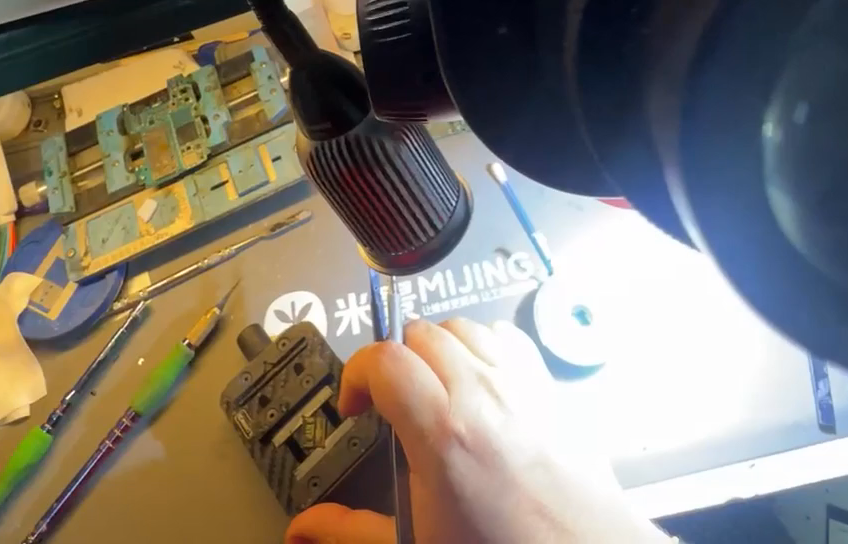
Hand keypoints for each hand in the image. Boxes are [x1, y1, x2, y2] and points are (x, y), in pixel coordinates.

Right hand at [285, 318, 666, 543]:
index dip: (357, 372)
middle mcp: (481, 392)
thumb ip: (352, 531)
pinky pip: (504, 335)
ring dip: (436, 348)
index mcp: (443, 431)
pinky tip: (477, 380)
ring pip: (460, 325)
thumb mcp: (415, 543)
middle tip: (391, 402)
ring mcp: (518, 382)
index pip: (383, 359)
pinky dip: (482, 344)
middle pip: (418, 333)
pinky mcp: (545, 383)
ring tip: (431, 388)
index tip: (355, 405)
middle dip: (394, 361)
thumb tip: (302, 529)